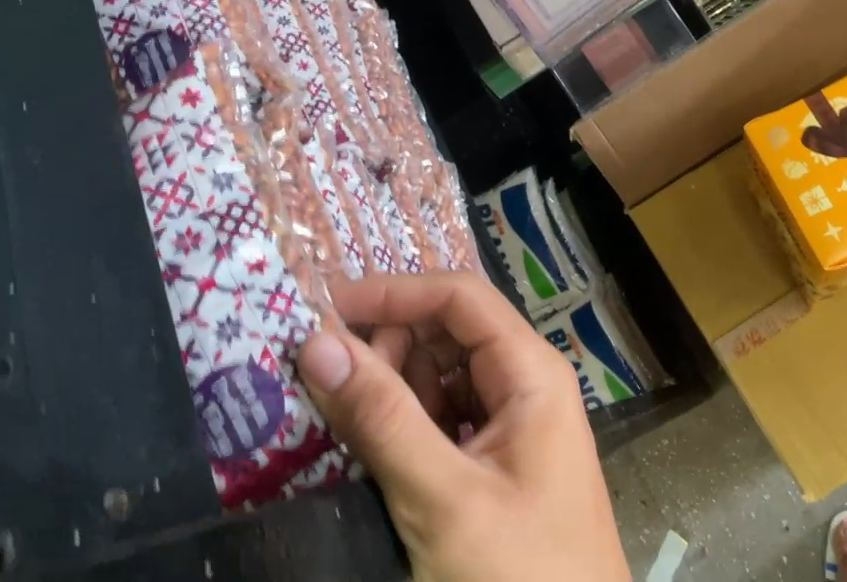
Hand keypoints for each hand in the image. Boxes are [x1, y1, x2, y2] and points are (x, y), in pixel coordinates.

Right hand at [298, 271, 628, 581]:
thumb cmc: (519, 573)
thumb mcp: (443, 499)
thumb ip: (382, 419)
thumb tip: (317, 342)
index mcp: (530, 372)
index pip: (458, 297)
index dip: (393, 294)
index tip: (323, 311)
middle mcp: (524, 383)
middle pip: (447, 332)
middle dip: (387, 344)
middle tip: (328, 384)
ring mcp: (512, 423)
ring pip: (440, 375)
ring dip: (390, 385)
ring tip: (344, 418)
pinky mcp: (495, 462)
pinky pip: (442, 418)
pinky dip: (403, 422)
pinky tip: (368, 447)